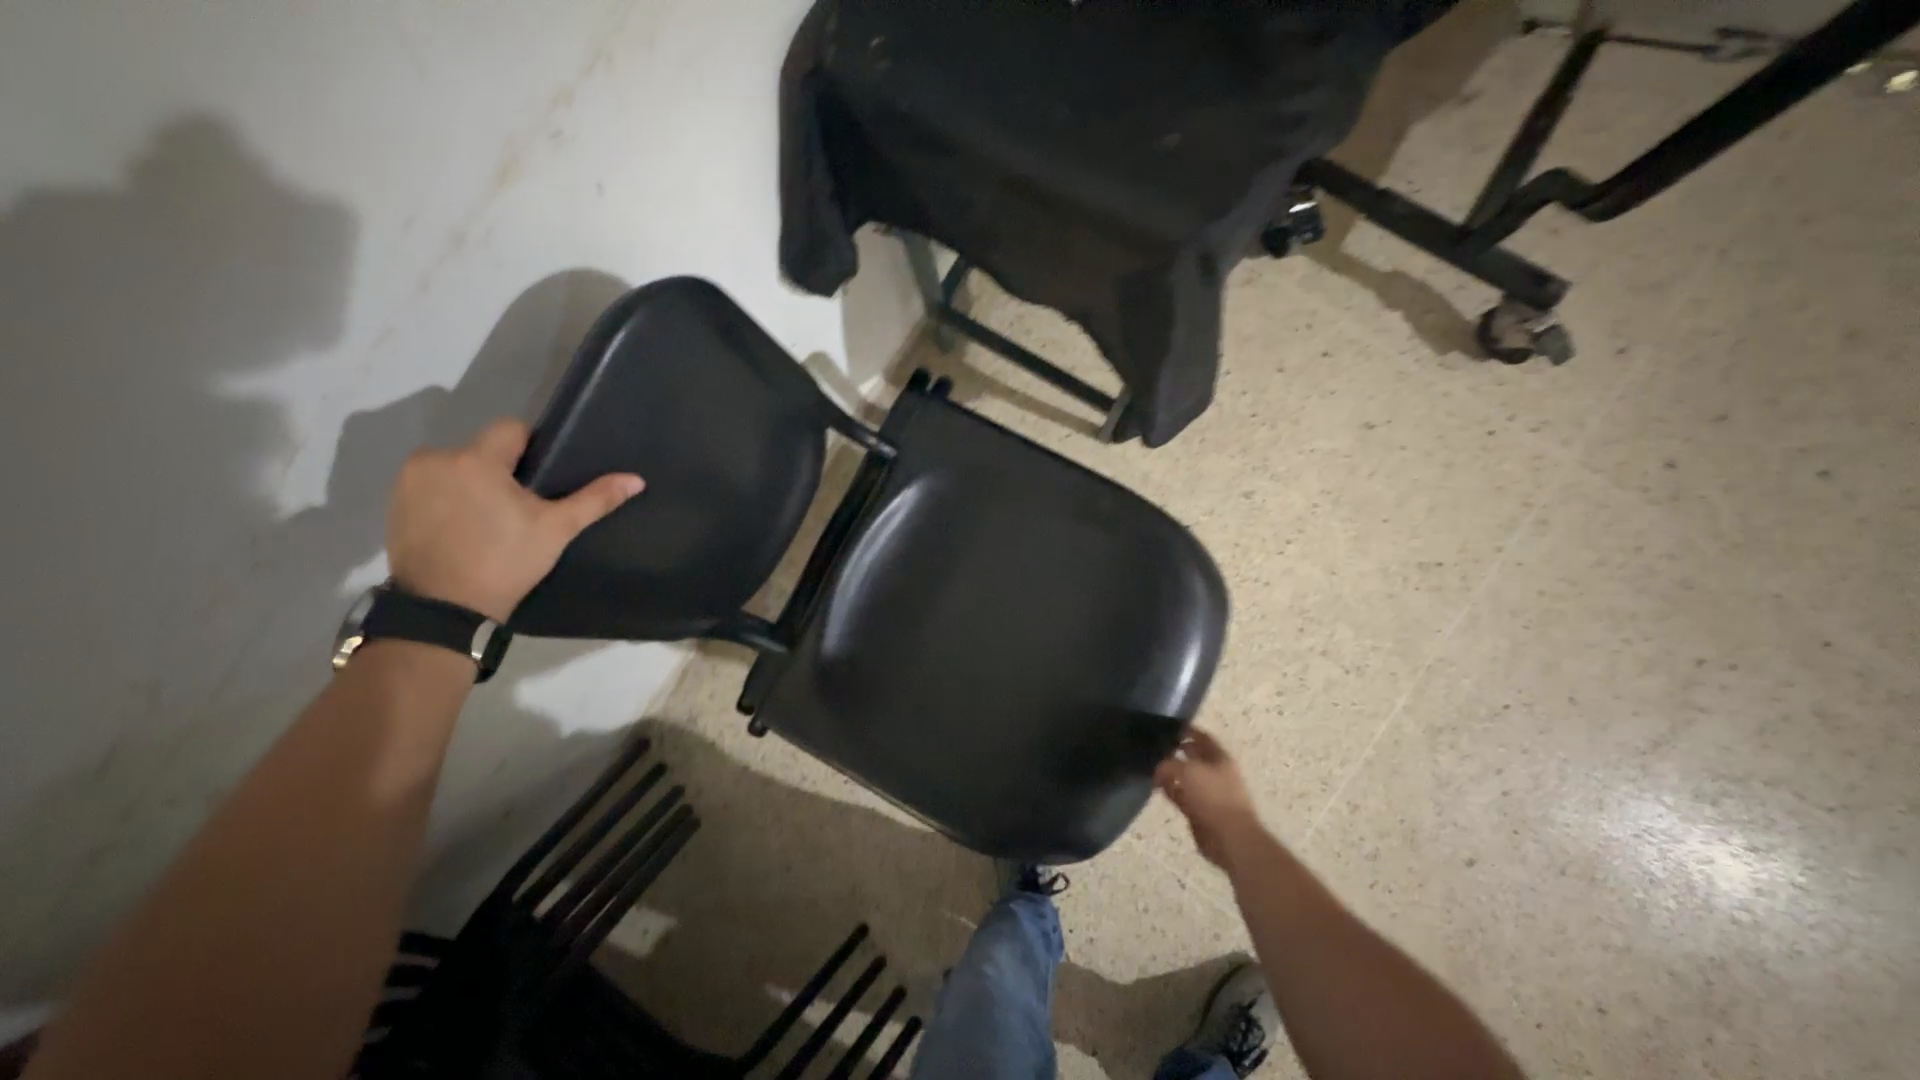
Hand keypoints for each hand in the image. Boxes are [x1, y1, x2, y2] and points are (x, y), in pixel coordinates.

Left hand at [387, 418, 643, 621]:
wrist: (444, 609)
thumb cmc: (505, 564)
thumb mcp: (556, 531)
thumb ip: (594, 500)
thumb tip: (636, 479)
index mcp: (477, 459)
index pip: (512, 430)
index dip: (531, 451)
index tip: (537, 484)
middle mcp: (436, 458)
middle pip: (482, 450)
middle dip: (499, 471)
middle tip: (515, 509)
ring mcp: (409, 480)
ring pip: (455, 467)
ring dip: (470, 483)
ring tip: (485, 520)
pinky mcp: (393, 502)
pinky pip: (430, 485)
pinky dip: (445, 498)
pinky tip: (459, 528)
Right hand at [1154, 728, 1263, 869]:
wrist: (1229, 837)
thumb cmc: (1214, 796)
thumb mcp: (1188, 771)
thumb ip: (1169, 764)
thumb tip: (1157, 767)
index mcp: (1220, 758)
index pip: (1203, 737)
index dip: (1188, 730)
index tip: (1169, 726)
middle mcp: (1215, 773)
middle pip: (1194, 757)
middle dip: (1176, 751)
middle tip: (1155, 746)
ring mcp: (1207, 793)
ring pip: (1185, 778)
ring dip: (1170, 772)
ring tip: (1150, 765)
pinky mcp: (1198, 811)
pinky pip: (1181, 796)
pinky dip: (1170, 790)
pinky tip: (1155, 786)